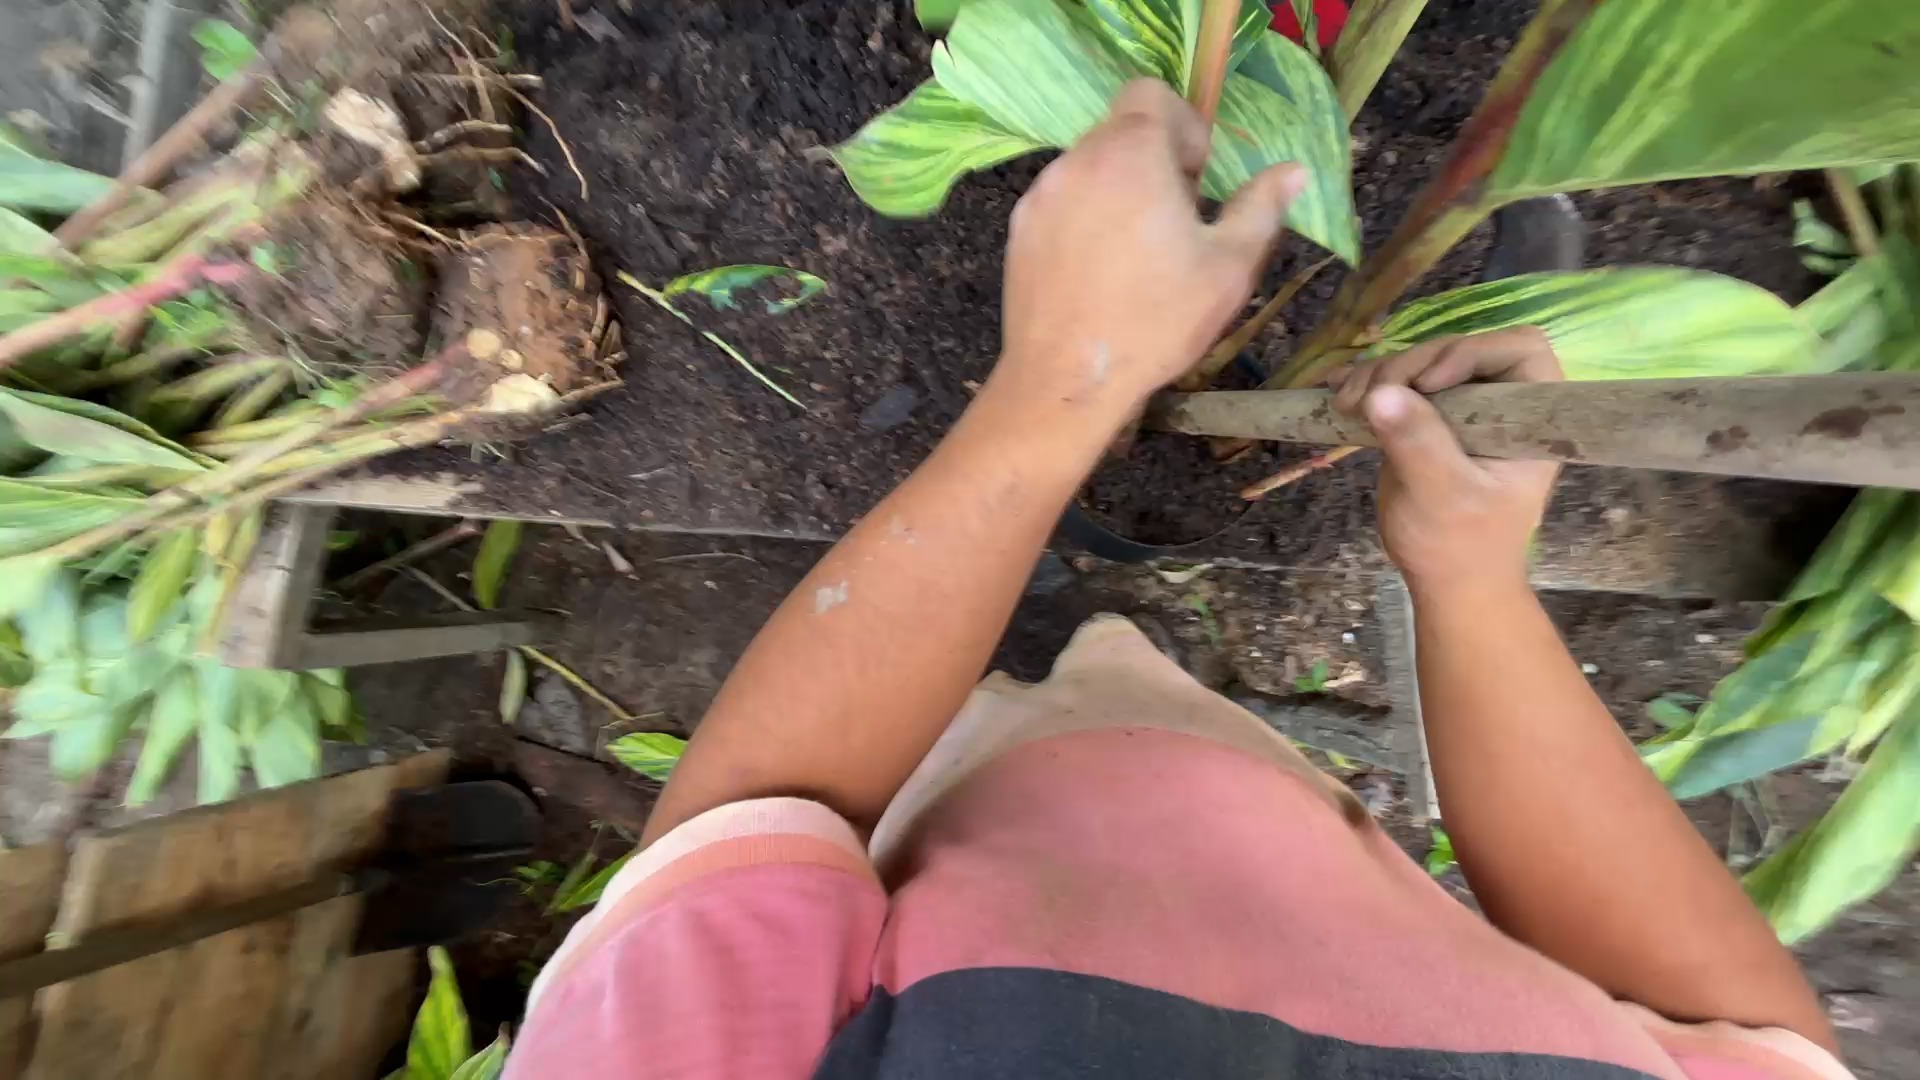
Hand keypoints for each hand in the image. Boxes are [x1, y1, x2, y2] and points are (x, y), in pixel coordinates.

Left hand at [993, 79, 1305, 428]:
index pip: (1151, 94)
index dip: (1182, 127)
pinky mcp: (1017, 239)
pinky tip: (1096, 277)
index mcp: (1128, 154)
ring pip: (1086, 175)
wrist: (1066, 382)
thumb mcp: (1228, 269)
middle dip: (1151, 166)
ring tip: (1133, 258)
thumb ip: (1261, 208)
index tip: (1194, 181)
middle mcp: (1073, 164)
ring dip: (1115, 197)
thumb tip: (1292, 172)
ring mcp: (1037, 202)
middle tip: (1170, 227)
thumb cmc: (1154, 325)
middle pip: (1118, 135)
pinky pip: (1058, 210)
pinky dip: (1081, 225)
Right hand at [1329, 327, 1563, 594]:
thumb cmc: (1459, 542)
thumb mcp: (1441, 495)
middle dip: (1405, 367)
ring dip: (1375, 377)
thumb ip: (1417, 443)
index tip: (1425, 382)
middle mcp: (1496, 404)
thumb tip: (1379, 394)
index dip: (1469, 352)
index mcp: (1526, 416)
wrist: (1444, 576)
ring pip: (1418, 367)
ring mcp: (1456, 411)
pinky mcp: (1422, 422)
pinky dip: (1363, 387)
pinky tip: (1334, 394)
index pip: (1516, 350)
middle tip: (1363, 399)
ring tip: (1344, 405)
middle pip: (1454, 352)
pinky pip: (1394, 389)